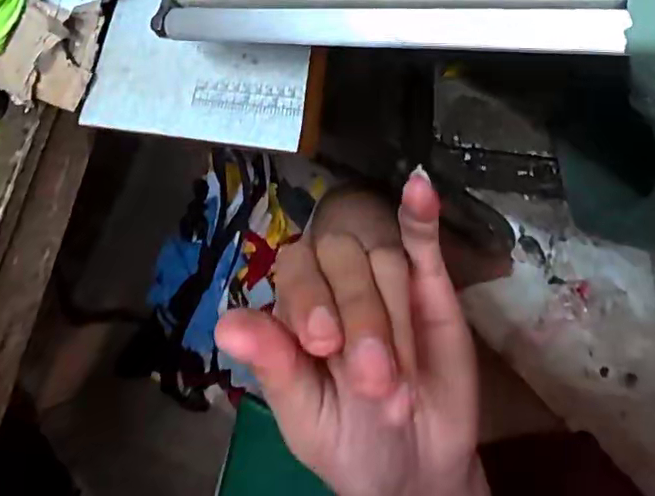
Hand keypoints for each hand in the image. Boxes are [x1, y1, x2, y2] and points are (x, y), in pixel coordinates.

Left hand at [215, 169, 487, 495]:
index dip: (309, 296)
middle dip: (360, 317)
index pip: (297, 267)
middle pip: (343, 257)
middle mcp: (340, 279)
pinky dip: (421, 213)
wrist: (416, 467)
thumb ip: (275, 366)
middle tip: (375, 384)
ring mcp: (387, 275)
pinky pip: (421, 236)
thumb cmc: (349, 440)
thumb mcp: (305, 417)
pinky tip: (420, 188)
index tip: (323, 343)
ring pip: (386, 258)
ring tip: (400, 386)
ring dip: (395, 317)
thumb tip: (223, 326)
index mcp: (300, 304)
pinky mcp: (431, 279)